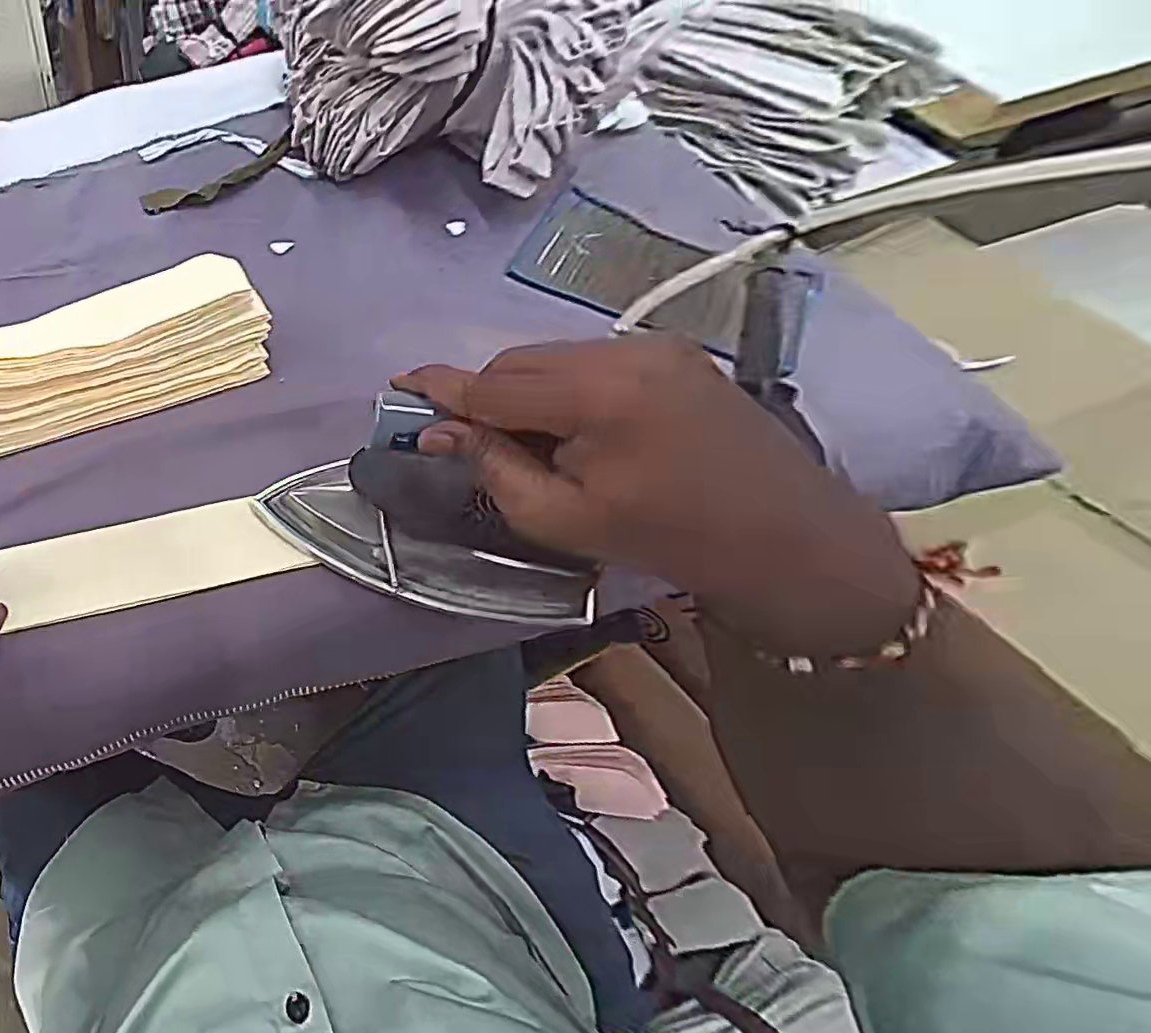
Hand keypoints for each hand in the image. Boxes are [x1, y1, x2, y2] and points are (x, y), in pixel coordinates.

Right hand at [394, 335, 918, 655]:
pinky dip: (554, 386)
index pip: (494, 385)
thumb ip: (491, 466)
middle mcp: (625, 353)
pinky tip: (566, 426)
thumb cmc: (661, 536)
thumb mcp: (558, 517)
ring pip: (547, 356)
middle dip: (481, 396)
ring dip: (517, 391)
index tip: (400, 384)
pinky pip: (582, 359)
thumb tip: (437, 432)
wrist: (782, 532)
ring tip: (524, 441)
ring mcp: (653, 346)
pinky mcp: (669, 351)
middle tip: (467, 440)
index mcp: (599, 397)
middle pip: (516, 362)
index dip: (440, 386)